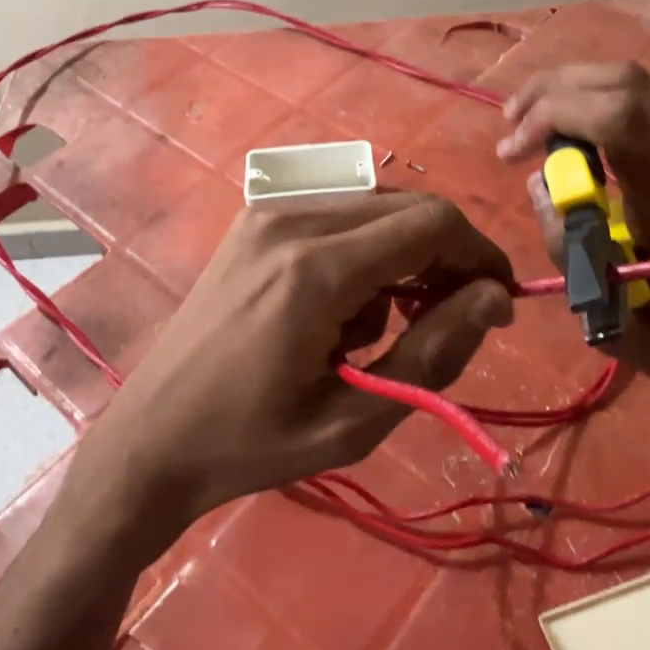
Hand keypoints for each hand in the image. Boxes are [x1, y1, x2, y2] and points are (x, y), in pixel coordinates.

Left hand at [67, 191, 513, 529]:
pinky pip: (337, 213)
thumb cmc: (252, 442)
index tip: (497, 306)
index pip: (432, 224)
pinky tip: (340, 307)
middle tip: (447, 323)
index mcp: (314, 269)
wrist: (153, 436)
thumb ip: (433, 353)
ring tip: (379, 329)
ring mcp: (266, 213)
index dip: (479, 257)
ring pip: (375, 207)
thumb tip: (494, 299)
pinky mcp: (253, 221)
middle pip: (407, 207)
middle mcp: (291, 219)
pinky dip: (363, 250)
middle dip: (446, 258)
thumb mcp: (354, 419)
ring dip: (402, 257)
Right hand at [496, 64, 649, 446]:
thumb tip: (539, 184)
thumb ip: (571, 250)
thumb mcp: (617, 325)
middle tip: (511, 124)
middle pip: (627, 84)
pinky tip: (578, 145)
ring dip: (576, 94)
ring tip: (534, 127)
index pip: (621, 122)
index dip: (555, 115)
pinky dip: (600, 110)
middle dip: (554, 89)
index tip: (512, 151)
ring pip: (639, 87)